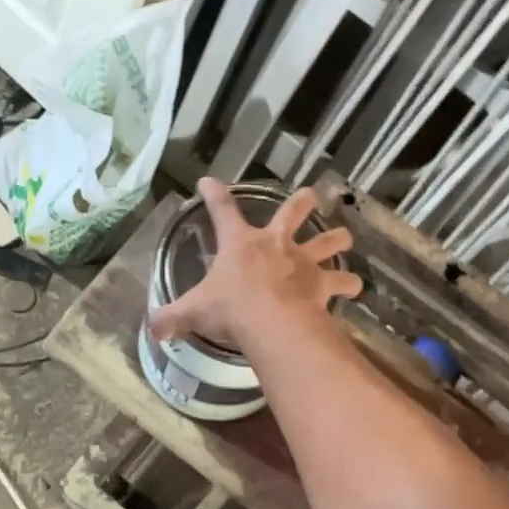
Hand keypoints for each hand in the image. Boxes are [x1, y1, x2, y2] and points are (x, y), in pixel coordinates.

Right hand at [148, 177, 362, 348]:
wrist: (272, 323)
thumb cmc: (231, 309)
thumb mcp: (194, 312)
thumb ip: (171, 317)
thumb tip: (151, 327)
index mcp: (240, 243)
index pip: (221, 210)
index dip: (213, 194)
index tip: (208, 181)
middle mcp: (276, 243)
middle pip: (294, 211)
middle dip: (303, 203)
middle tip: (311, 197)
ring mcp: (303, 262)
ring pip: (329, 241)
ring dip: (338, 239)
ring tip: (345, 239)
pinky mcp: (323, 284)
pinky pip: (343, 282)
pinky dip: (351, 285)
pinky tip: (357, 289)